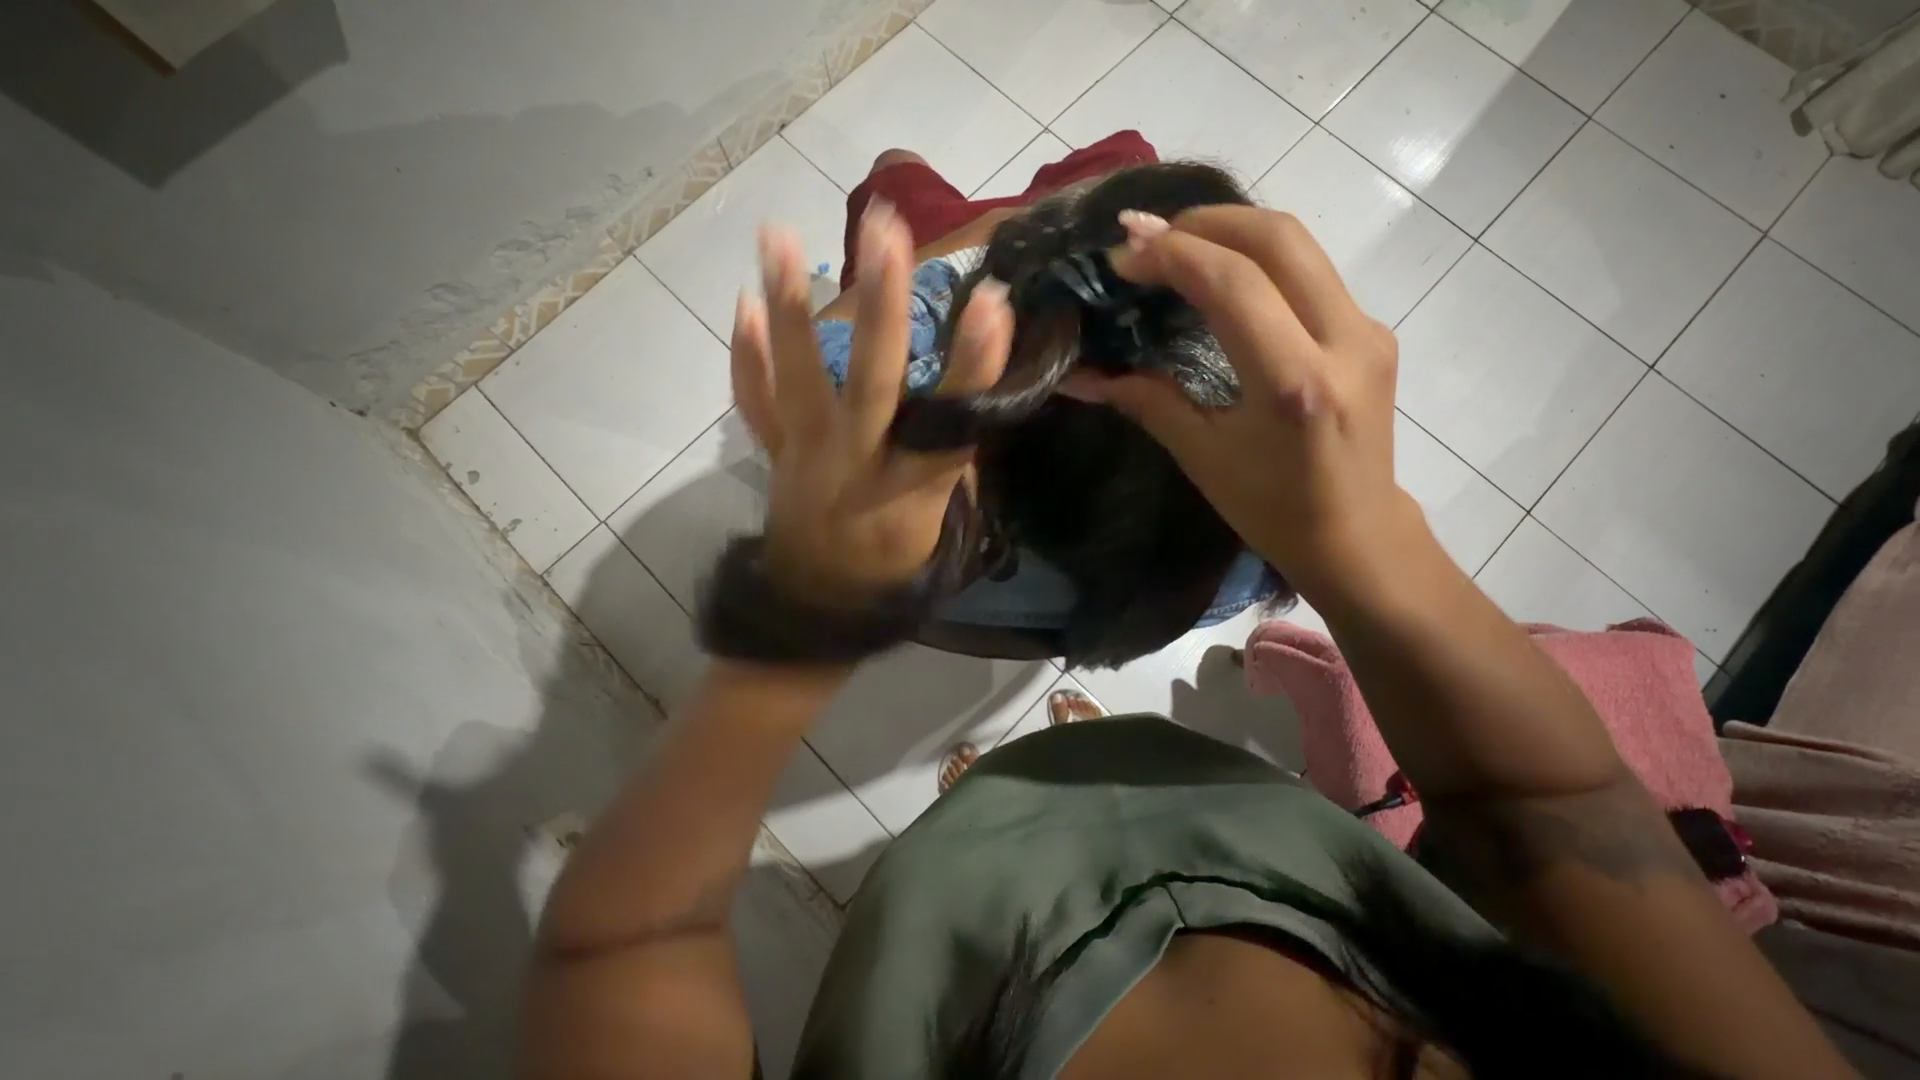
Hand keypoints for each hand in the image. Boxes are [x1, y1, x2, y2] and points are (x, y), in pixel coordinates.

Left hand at [731, 202, 1011, 601]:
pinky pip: (755, 403)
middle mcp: (855, 463)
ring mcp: (805, 455)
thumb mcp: (940, 521)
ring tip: (777, 235)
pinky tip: (741, 302)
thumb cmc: (893, 561)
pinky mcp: (775, 453)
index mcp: (909, 490)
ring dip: (788, 307)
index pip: (951, 423)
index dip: (974, 364)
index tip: (990, 299)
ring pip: (798, 379)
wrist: (820, 604)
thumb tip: (971, 379)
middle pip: (871, 382)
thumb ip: (952, 454)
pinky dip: (745, 356)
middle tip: (887, 230)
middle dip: (884, 304)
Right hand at [1065, 205, 1427, 601]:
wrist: (1357, 536)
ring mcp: (1366, 330)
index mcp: (1294, 382)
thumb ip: (1143, 400)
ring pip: (1299, 244)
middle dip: (1203, 222)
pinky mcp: (1371, 331)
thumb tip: (1076, 375)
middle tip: (1145, 236)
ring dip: (1231, 230)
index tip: (1122, 258)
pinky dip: (1257, 256)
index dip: (1171, 255)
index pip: (1234, 282)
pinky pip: (1309, 271)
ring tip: (1174, 243)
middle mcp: (1343, 340)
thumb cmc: (1272, 509)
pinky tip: (1220, 273)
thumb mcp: (1202, 456)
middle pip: (1276, 237)